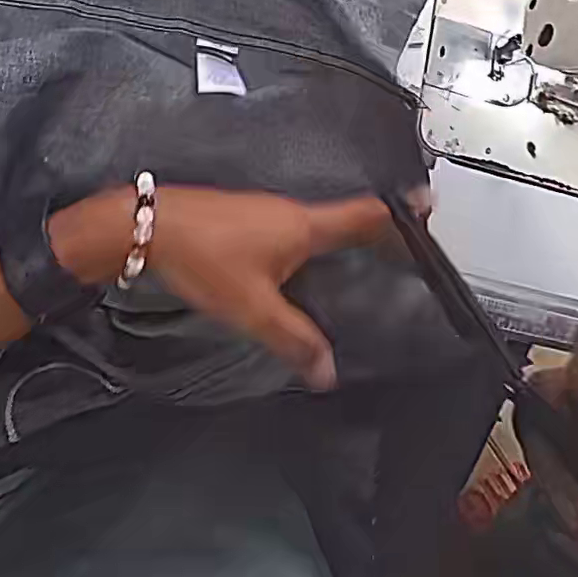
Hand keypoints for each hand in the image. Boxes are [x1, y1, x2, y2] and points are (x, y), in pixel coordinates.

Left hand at [48, 186, 391, 390]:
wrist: (151, 225)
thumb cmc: (202, 255)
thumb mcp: (253, 308)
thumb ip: (294, 340)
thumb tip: (326, 370)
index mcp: (303, 226)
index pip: (365, 215)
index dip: (400, 214)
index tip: (426, 207)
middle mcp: (288, 211)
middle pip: (346, 216)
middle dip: (374, 230)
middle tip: (399, 244)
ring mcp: (266, 208)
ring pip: (315, 221)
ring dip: (339, 235)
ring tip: (357, 256)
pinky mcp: (246, 214)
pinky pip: (290, 225)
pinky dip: (307, 241)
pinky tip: (298, 264)